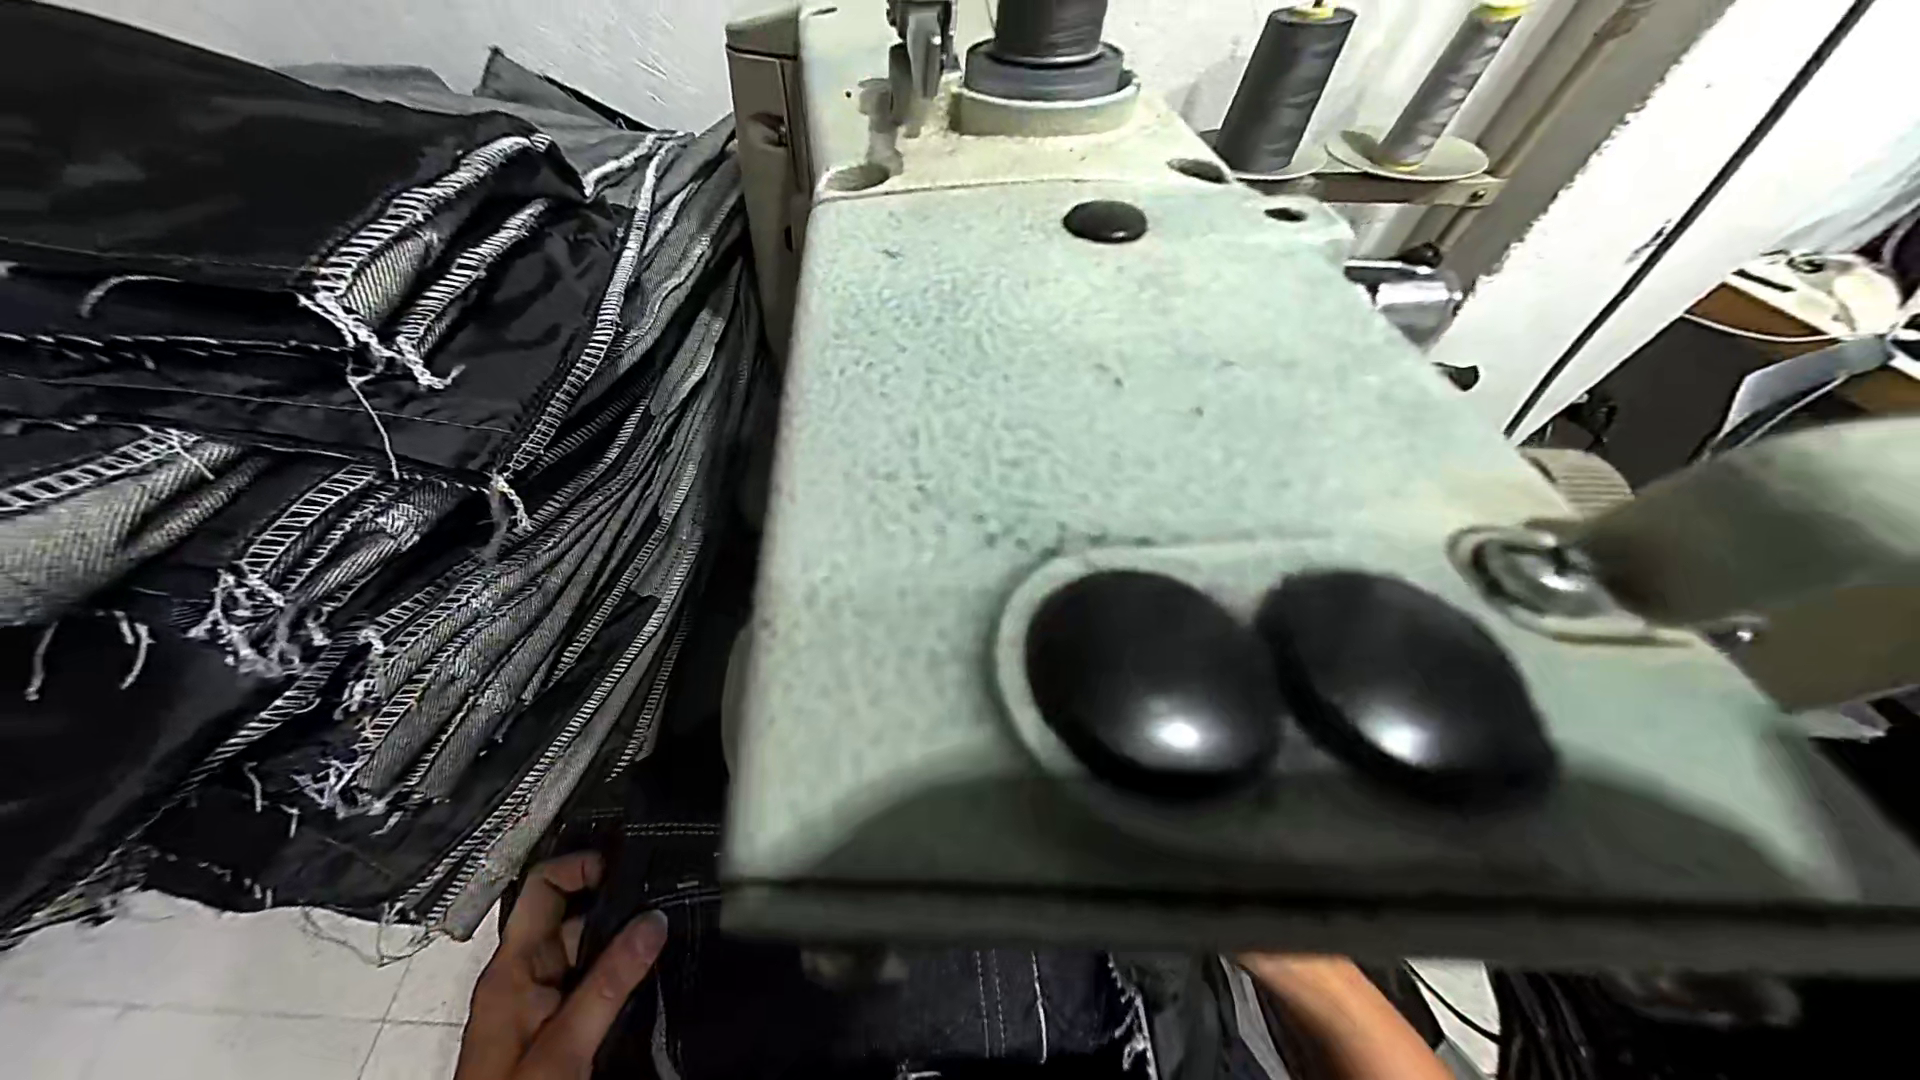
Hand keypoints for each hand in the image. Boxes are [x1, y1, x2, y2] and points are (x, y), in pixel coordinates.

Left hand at [454, 852, 668, 1079]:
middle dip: (620, 905)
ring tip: (669, 929)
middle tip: (666, 901)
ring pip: (592, 944)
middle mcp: (526, 974)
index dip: (581, 866)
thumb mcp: (564, 1046)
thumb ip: (610, 981)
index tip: (627, 867)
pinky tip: (653, 965)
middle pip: (576, 913)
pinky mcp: (561, 1019)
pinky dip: (625, 965)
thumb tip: (655, 918)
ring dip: (627, 937)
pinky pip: (597, 974)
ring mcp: (544, 998)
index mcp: (512, 969)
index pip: (542, 888)